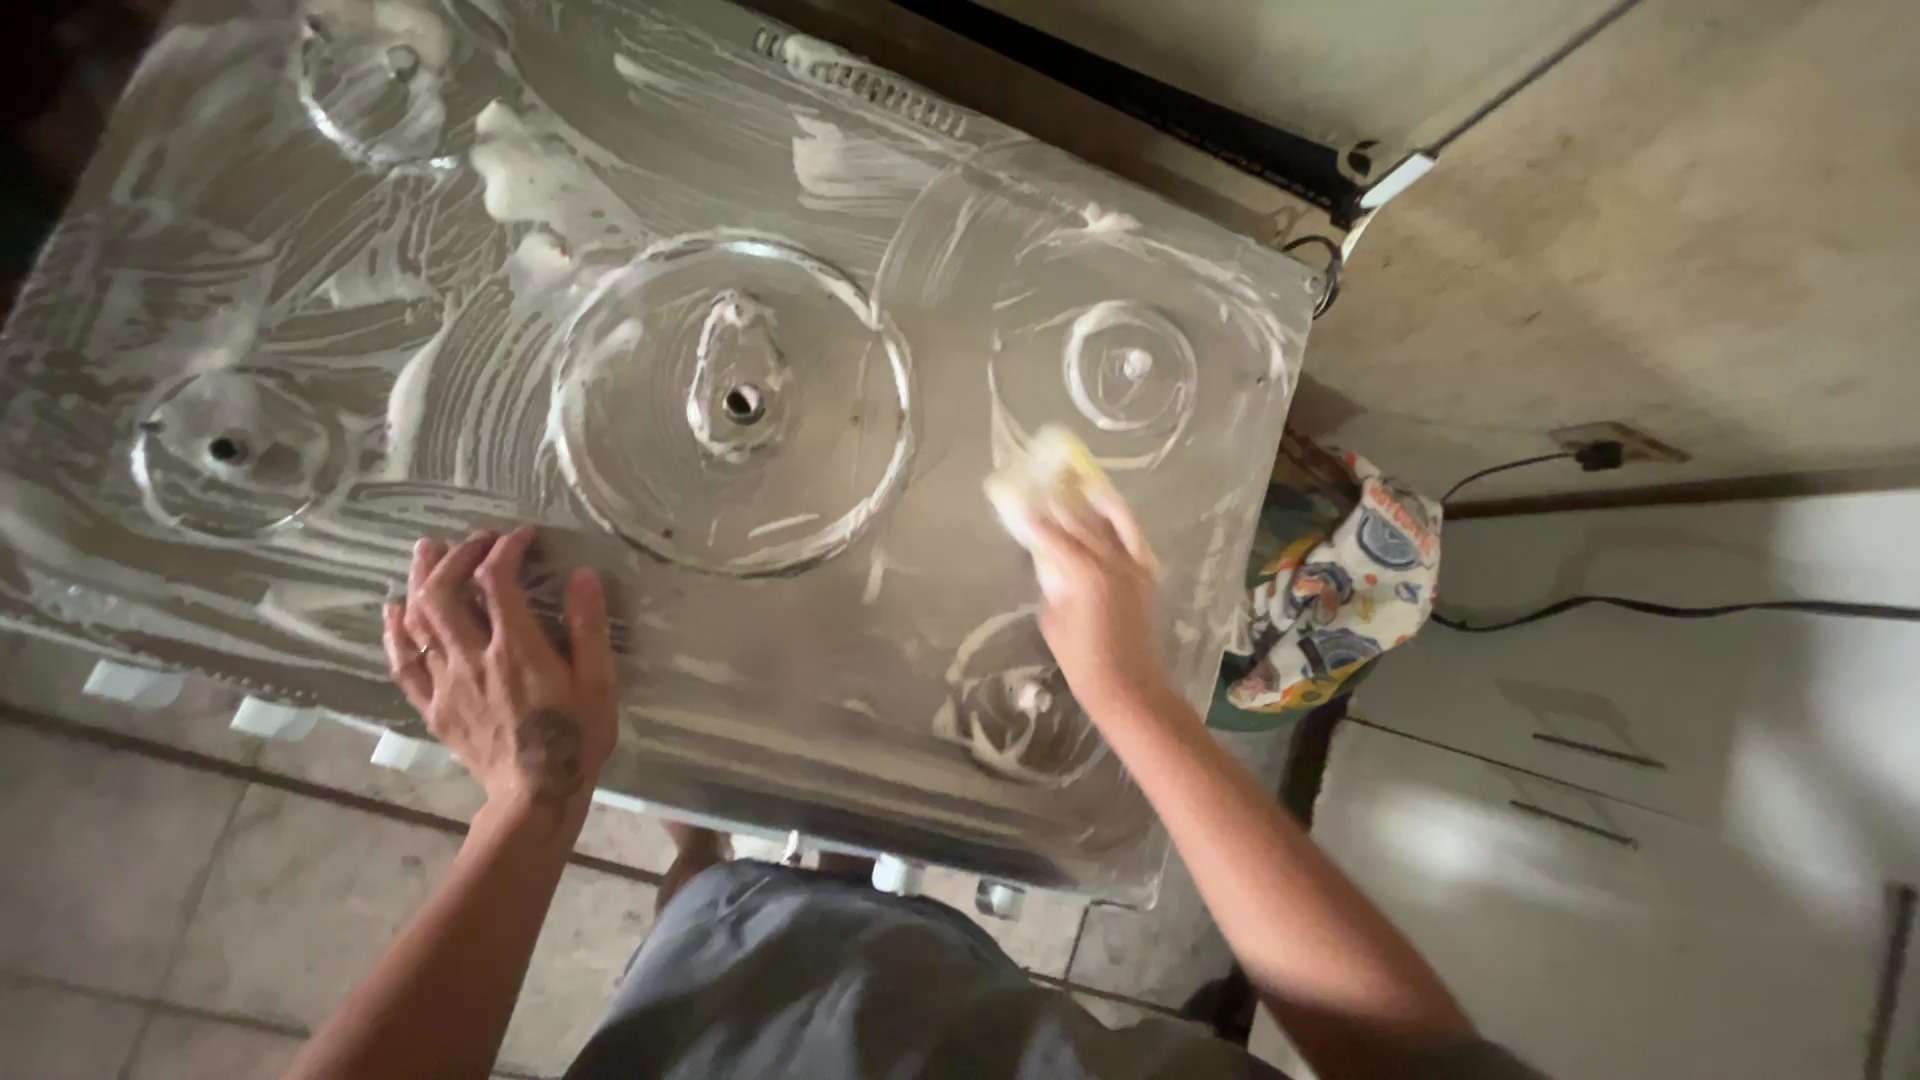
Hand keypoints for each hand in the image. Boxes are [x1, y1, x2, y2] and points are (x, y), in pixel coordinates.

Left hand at [382, 526, 618, 820]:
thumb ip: (589, 627)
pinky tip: (393, 611)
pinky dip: (394, 632)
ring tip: (429, 552)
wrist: (537, 793)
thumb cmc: (578, 735)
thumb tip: (581, 575)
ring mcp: (447, 683)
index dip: (506, 549)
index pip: (498, 581)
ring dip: (421, 579)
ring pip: (417, 621)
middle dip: (456, 556)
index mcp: (517, 649)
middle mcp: (473, 658)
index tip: (524, 536)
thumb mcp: (600, 681)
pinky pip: (403, 664)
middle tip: (475, 539)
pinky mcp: (433, 706)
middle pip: (445, 593)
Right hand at [1024, 492, 1174, 716]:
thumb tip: (1050, 564)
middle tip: (1046, 486)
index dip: (1037, 521)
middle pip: (1083, 524)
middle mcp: (1111, 562)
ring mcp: (1132, 566)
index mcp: (1084, 574)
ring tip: (1080, 483)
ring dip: (1094, 502)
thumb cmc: (1081, 660)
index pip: (1055, 537)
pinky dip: (1121, 520)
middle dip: (1063, 504)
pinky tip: (1110, 508)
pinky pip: (1133, 537)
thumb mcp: (1052, 619)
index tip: (1023, 505)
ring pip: (1112, 523)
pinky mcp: (1145, 574)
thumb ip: (1051, 584)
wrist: (1127, 684)